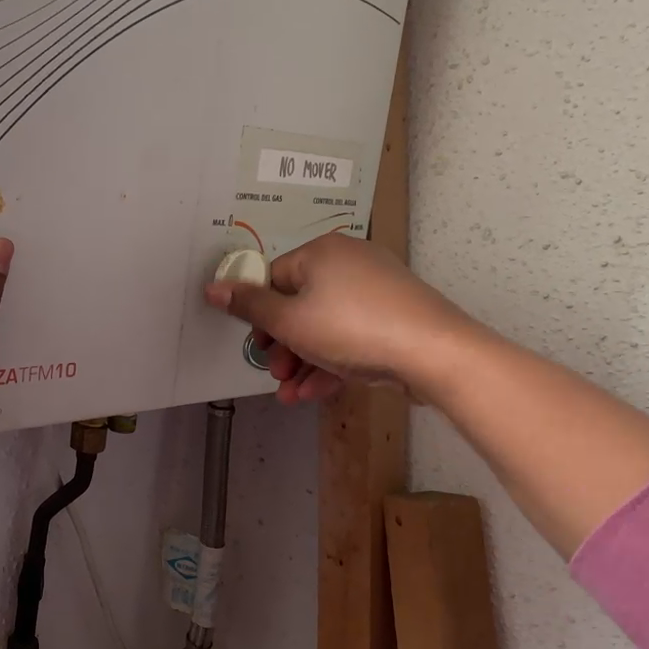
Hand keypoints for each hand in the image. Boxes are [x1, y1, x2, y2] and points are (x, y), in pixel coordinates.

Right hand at [204, 232, 479, 403]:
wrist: (436, 353)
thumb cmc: (352, 329)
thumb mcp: (289, 321)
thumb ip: (248, 306)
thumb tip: (212, 287)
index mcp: (321, 253)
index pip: (274, 279)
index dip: (260, 316)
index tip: (258, 348)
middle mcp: (349, 262)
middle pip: (299, 304)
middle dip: (283, 346)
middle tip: (276, 374)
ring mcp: (377, 290)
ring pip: (325, 326)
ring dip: (303, 362)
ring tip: (291, 395)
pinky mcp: (396, 316)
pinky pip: (351, 336)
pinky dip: (332, 362)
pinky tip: (315, 394)